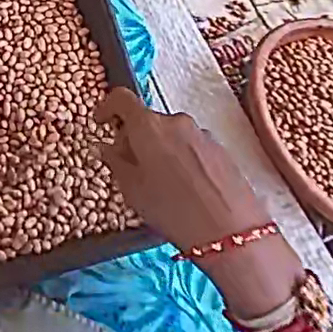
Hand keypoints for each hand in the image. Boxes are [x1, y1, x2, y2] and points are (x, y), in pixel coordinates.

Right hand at [94, 88, 265, 246]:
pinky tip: (184, 188)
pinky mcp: (220, 149)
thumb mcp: (132, 190)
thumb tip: (106, 147)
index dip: (107, 107)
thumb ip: (115, 161)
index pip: (121, 99)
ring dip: (159, 150)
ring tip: (160, 184)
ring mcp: (201, 133)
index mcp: (148, 125)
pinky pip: (190, 146)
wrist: (231, 232)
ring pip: (169, 134)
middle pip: (146, 120)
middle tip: (130, 168)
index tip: (101, 122)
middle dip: (134, 139)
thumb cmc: (174, 210)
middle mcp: (175, 121)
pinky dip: (180, 158)